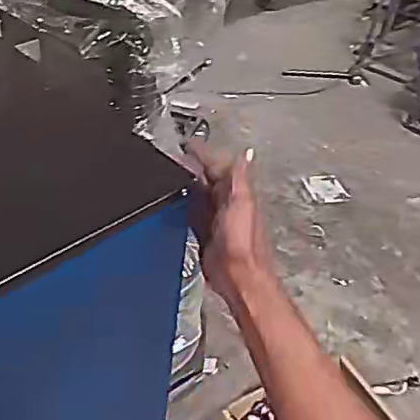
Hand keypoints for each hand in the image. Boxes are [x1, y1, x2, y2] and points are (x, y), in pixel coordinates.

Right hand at [185, 141, 276, 300]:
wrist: (239, 275)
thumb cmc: (244, 243)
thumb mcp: (243, 203)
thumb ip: (241, 178)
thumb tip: (247, 153)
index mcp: (237, 194)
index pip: (218, 167)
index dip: (203, 155)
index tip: (188, 145)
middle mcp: (227, 205)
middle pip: (206, 180)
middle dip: (191, 168)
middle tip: (175, 157)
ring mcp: (215, 220)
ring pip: (198, 196)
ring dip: (186, 186)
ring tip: (172, 175)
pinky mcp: (204, 235)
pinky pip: (192, 215)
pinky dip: (183, 207)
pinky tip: (176, 203)